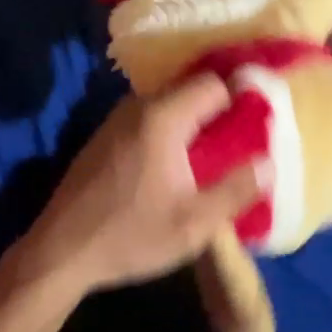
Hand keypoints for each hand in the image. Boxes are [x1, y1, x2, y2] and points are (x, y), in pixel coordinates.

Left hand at [19, 76, 269, 295]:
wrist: (62, 248)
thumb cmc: (131, 233)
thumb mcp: (194, 223)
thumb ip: (236, 189)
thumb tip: (268, 162)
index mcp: (162, 116)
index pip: (212, 83)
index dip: (239, 98)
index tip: (258, 123)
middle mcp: (138, 105)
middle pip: (189, 91)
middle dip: (218, 113)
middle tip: (241, 144)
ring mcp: (117, 118)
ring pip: (168, 106)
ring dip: (193, 125)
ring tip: (215, 158)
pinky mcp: (106, 135)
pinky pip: (149, 119)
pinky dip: (170, 132)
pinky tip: (178, 166)